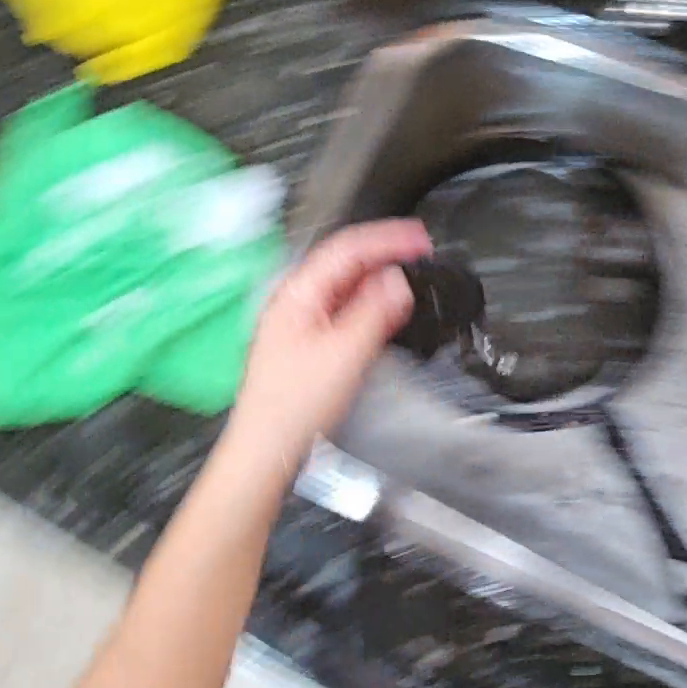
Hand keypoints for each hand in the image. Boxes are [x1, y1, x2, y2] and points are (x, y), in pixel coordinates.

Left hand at [224, 220, 431, 470]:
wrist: (266, 450)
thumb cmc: (293, 406)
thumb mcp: (344, 353)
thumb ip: (374, 311)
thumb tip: (397, 280)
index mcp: (298, 293)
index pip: (347, 249)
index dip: (386, 238)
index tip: (419, 237)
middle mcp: (296, 300)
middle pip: (345, 262)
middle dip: (384, 251)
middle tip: (420, 248)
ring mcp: (301, 321)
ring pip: (346, 284)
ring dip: (379, 275)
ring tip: (410, 271)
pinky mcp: (309, 341)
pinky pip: (344, 307)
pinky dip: (371, 300)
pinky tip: (387, 306)